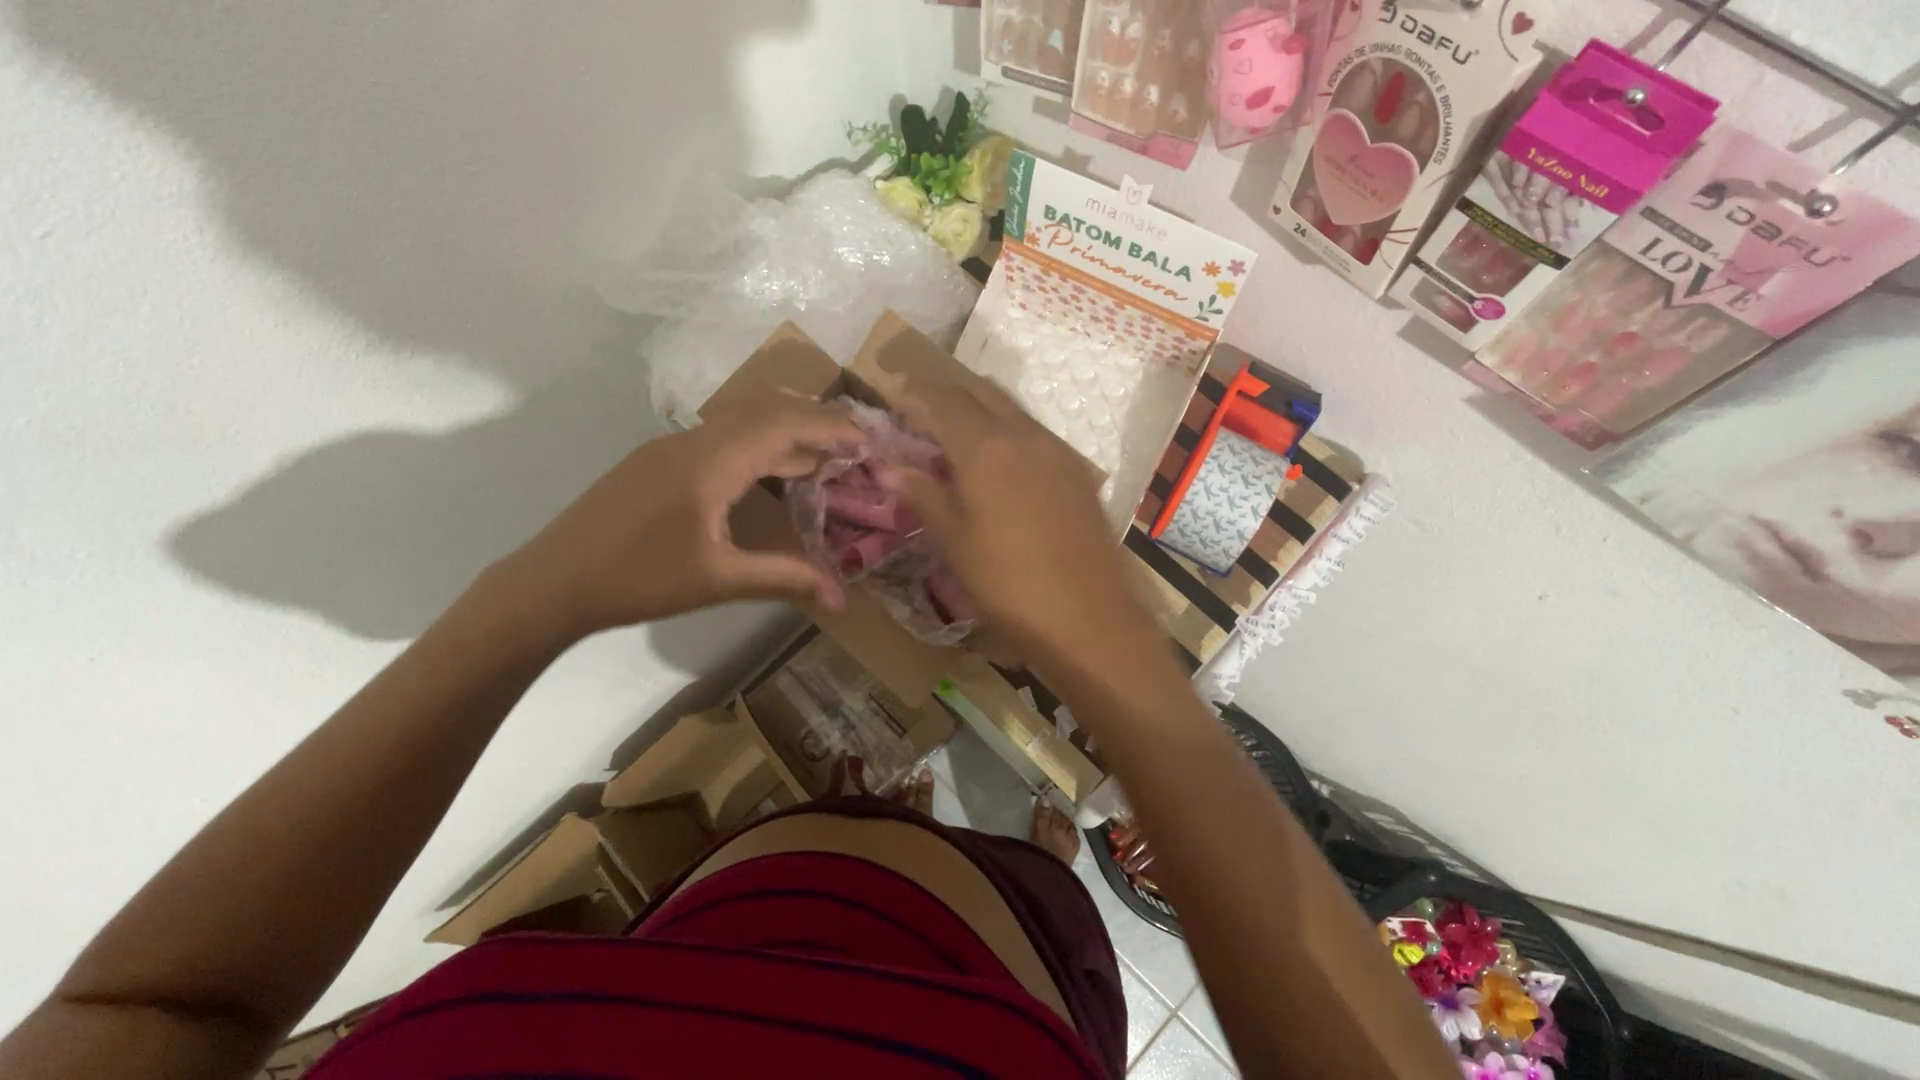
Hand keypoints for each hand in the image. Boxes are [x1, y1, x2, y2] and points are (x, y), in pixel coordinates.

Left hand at [487, 399, 863, 640]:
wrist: (550, 581)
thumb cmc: (636, 579)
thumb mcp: (717, 580)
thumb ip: (783, 579)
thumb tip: (842, 598)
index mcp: (710, 461)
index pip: (783, 425)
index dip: (830, 428)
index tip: (870, 440)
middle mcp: (691, 442)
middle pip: (764, 414)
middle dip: (814, 425)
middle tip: (856, 448)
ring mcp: (668, 450)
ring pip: (740, 426)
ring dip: (784, 437)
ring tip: (824, 462)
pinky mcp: (655, 465)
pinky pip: (719, 441)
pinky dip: (757, 450)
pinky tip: (768, 477)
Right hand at [879, 370, 1154, 658]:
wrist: (1086, 614)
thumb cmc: (1007, 582)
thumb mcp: (954, 541)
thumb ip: (923, 495)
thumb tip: (892, 468)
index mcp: (986, 446)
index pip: (943, 400)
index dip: (915, 397)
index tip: (894, 406)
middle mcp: (1024, 433)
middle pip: (980, 392)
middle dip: (948, 397)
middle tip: (921, 419)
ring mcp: (1057, 449)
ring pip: (1011, 410)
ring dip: (980, 412)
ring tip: (955, 442)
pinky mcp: (1077, 470)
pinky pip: (1034, 433)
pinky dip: (1007, 433)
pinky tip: (997, 465)